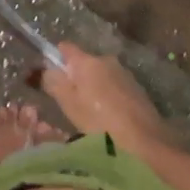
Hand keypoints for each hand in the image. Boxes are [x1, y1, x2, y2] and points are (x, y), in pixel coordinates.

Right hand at [42, 43, 172, 150]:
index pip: (65, 47)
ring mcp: (123, 73)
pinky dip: (108, 96)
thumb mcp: (69, 105)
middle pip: (83, 62)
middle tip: (70, 102)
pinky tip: (109, 116)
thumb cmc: (100, 123)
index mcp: (87, 61)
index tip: (51, 76)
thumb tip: (44, 68)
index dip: (55, 58)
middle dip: (75, 77)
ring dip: (93, 87)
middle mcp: (106, 59)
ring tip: (90, 112)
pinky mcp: (136, 88)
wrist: (144, 141)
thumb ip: (53, 82)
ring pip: (100, 75)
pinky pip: (114, 85)